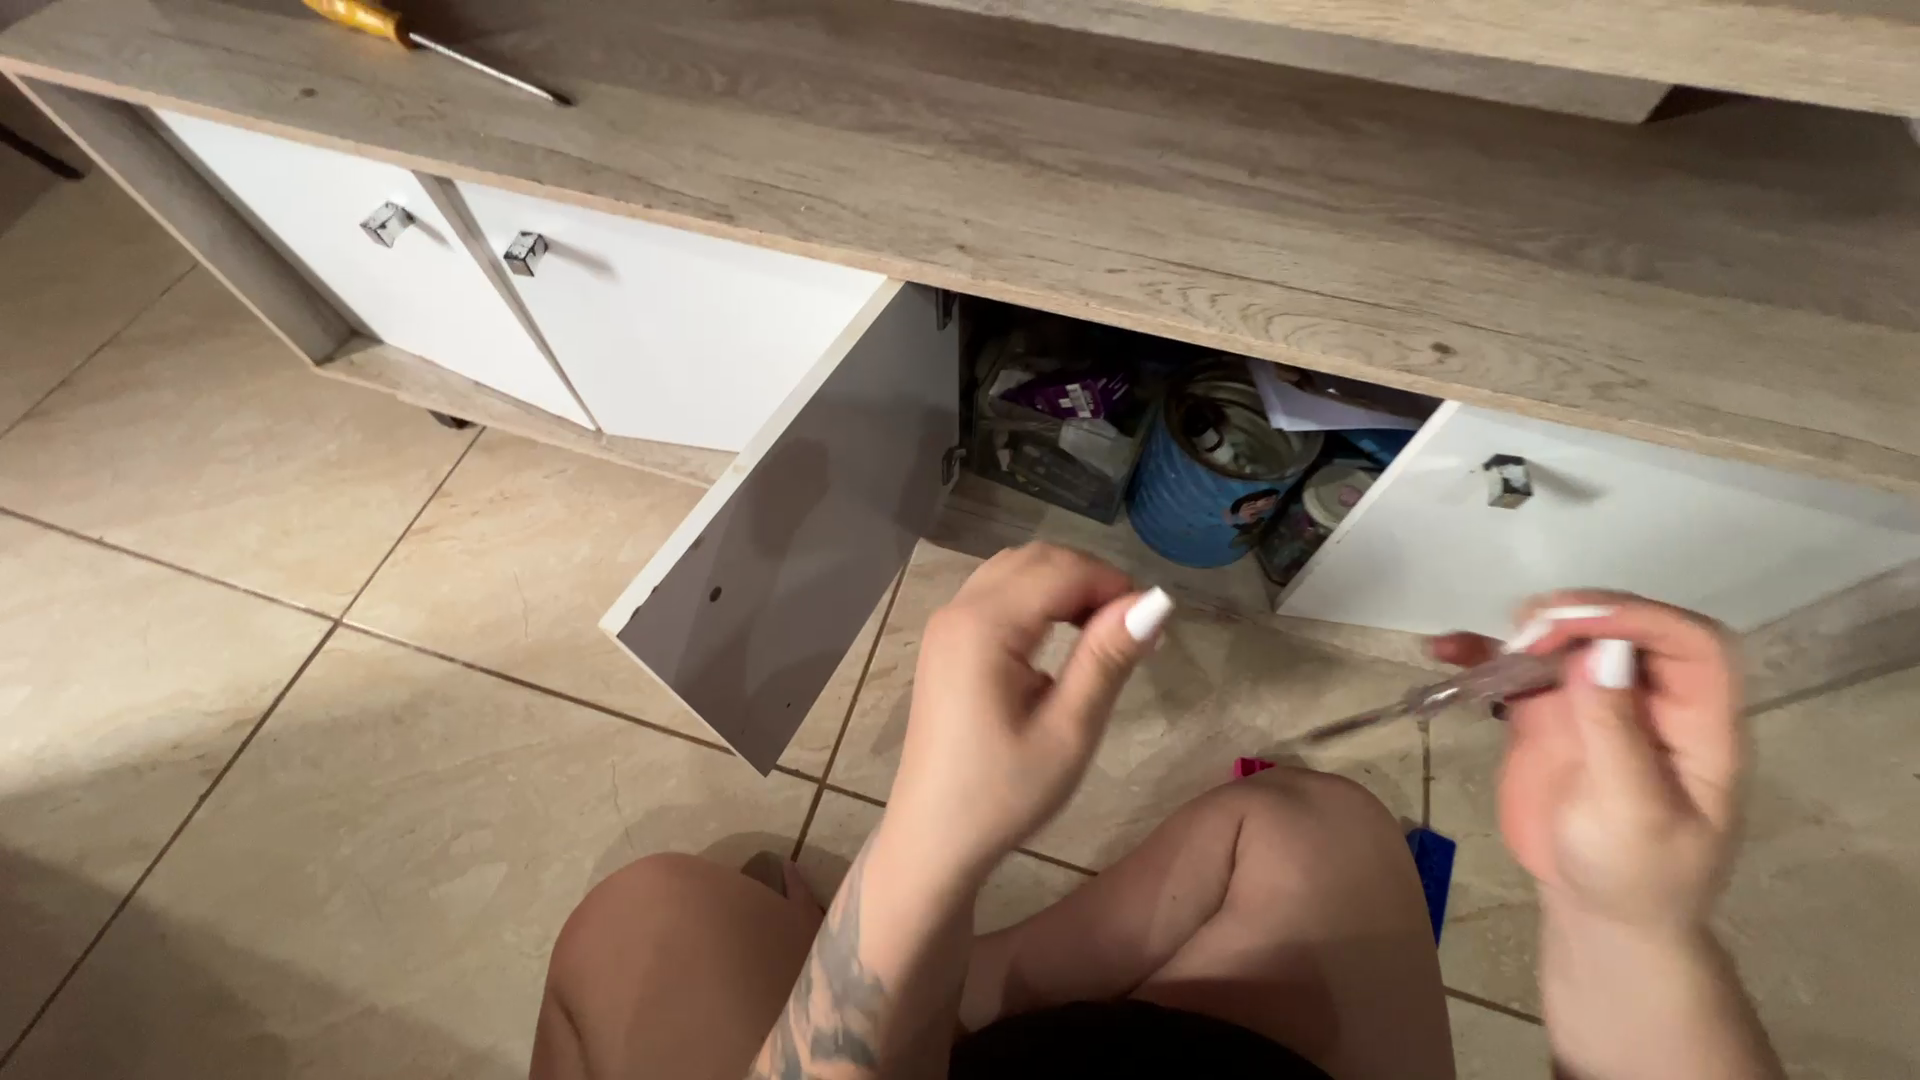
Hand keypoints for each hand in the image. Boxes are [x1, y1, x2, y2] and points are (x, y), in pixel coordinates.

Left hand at [883, 543, 1169, 881]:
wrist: (934, 836)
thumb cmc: (1003, 793)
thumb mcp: (1068, 731)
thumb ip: (1107, 658)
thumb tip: (1154, 602)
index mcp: (983, 626)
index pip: (1061, 570)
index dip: (1114, 583)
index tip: (1152, 628)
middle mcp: (957, 609)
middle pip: (1036, 560)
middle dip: (1091, 580)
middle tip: (1131, 633)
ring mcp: (946, 623)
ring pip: (1015, 570)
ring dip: (1064, 585)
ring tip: (1102, 635)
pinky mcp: (945, 640)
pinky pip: (996, 592)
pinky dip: (1036, 597)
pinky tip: (1060, 637)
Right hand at [1429, 592, 1744, 930]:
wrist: (1597, 908)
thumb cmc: (1635, 872)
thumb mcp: (1632, 811)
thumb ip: (1616, 732)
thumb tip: (1600, 653)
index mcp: (1697, 723)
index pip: (1689, 644)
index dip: (1638, 618)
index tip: (1572, 624)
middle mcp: (1649, 701)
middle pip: (1626, 629)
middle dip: (1577, 617)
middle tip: (1524, 632)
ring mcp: (1594, 705)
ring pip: (1567, 640)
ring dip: (1525, 629)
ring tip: (1486, 644)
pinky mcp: (1546, 715)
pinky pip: (1515, 671)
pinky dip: (1480, 655)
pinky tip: (1446, 651)